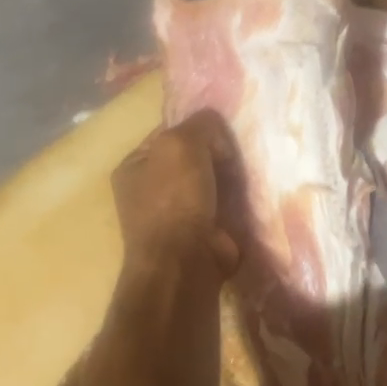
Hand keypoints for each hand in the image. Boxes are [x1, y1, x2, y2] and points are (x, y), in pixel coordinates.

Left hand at [112, 111, 239, 269]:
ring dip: (232, 175)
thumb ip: (202, 124)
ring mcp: (176, 212)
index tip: (224, 131)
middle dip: (218, 152)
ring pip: (213, 178)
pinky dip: (239, 197)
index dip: (198, 127)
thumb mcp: (182, 143)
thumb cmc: (174, 199)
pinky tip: (252, 191)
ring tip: (249, 170)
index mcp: (134, 166)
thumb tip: (219, 136)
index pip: (171, 132)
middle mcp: (150, 188)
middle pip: (195, 155)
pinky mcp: (203, 230)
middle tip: (239, 152)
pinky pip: (225, 201)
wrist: (186, 261)